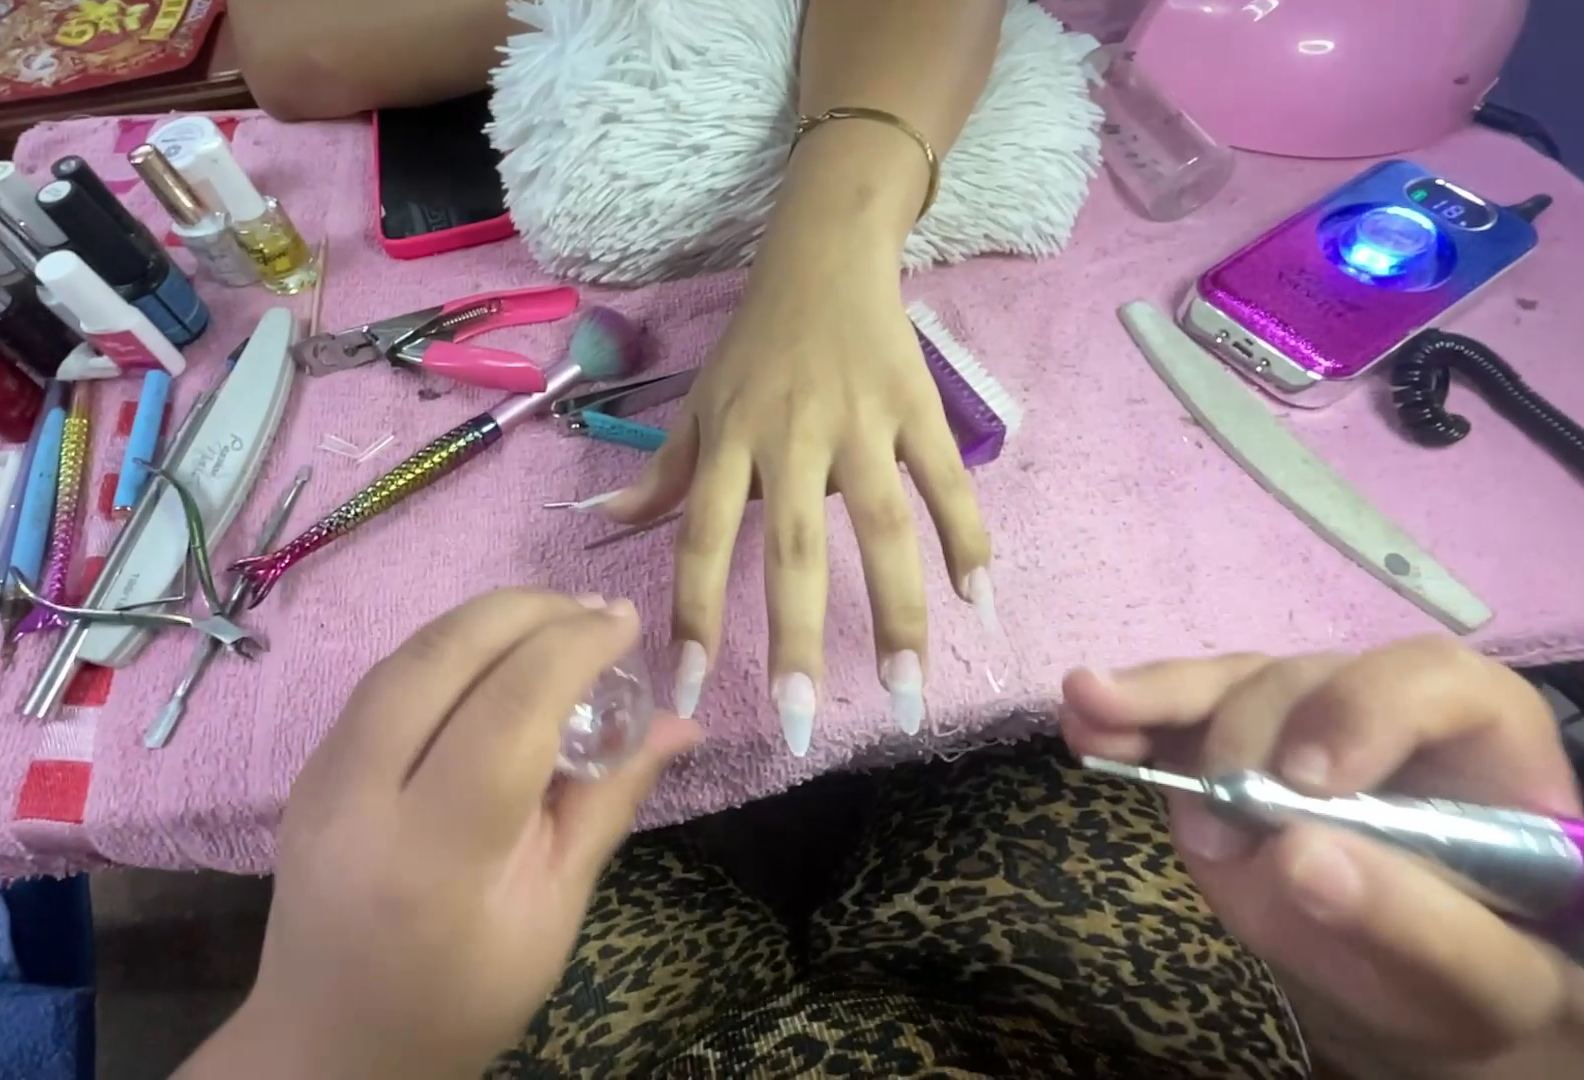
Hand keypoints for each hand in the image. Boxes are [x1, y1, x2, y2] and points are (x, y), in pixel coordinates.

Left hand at [186, 590, 700, 1078]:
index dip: (576, 648)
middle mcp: (360, 796)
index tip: (626, 621)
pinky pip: (388, 675)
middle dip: (530, 611)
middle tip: (594, 609)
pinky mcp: (310, 764)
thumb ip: (611, 800)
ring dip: (488, 617)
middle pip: (446, 656)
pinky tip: (496, 651)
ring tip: (555, 616)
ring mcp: (320, 774)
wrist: (329, 1045)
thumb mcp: (557, 909)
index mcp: (435, 855)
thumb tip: (681, 724)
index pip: (511, 711)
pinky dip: (452, 644)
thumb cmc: (462, 997)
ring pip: (410, 652)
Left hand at [595, 250, 991, 755]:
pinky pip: (946, 481)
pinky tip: (981, 602)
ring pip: (881, 526)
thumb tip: (602, 523)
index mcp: (729, 442)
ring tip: (907, 694)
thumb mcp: (696, 405)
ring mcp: (861, 422)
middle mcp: (791, 437)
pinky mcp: (919, 406)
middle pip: (792, 550)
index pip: (701, 542)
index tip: (690, 693)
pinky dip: (967, 537)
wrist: (823, 257)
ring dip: (897, 612)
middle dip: (796, 641)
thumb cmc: (752, 345)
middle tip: (800, 725)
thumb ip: (660, 472)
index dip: (693, 618)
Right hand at [1060, 637, 1583, 1071]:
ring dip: (1147, 698)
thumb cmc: (1454, 970)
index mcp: (1470, 742)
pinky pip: (1157, 709)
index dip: (1361, 710)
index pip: (1424, 682)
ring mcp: (1275, 713)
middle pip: (1294, 678)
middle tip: (1212, 816)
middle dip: (1241, 736)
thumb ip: (1411, 922)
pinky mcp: (1207, 732)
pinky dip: (1116, 716)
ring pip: (1214, 682)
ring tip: (1086, 709)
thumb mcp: (1469, 974)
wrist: (1382, 967)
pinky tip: (1080, 725)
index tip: (1308, 782)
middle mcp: (1366, 704)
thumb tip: (1297, 856)